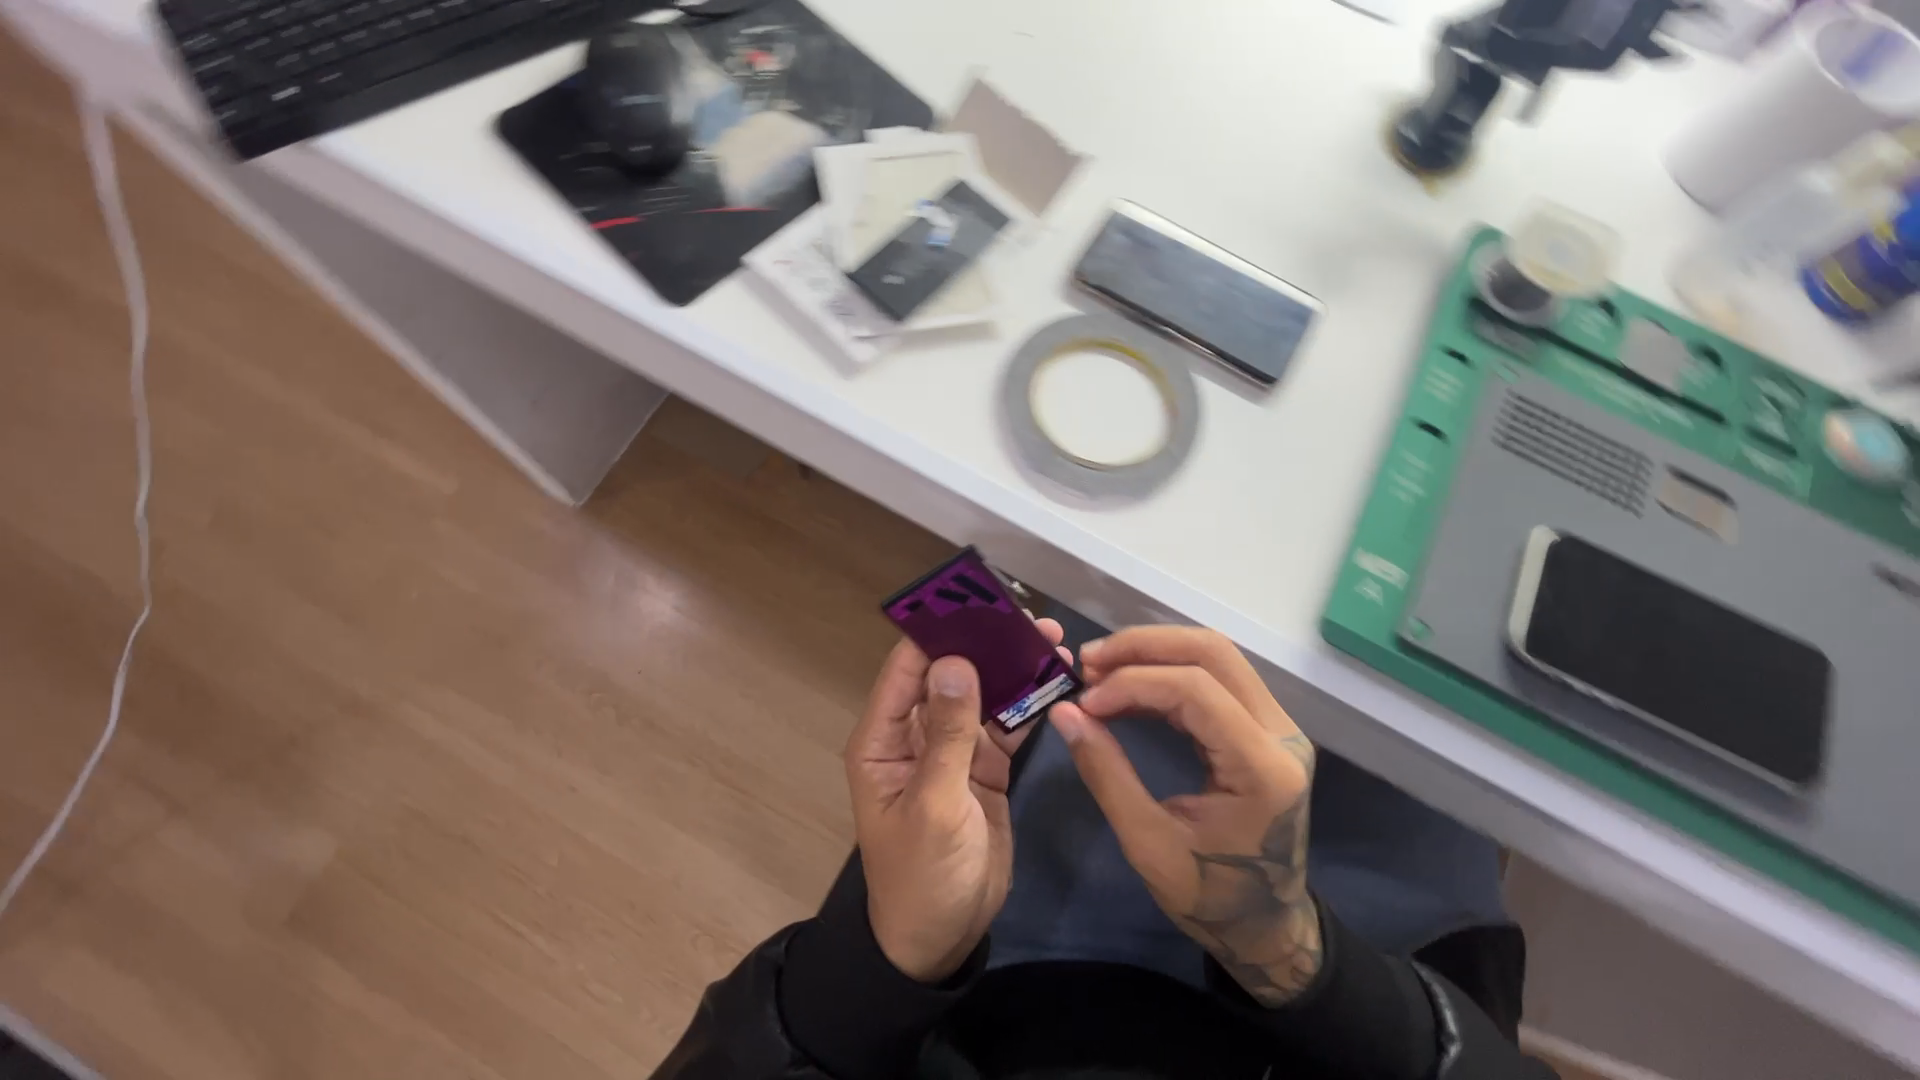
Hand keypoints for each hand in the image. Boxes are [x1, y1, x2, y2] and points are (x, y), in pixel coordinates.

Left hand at [845, 619, 1069, 982]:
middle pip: (951, 675)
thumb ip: (947, 734)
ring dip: (1014, 670)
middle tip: (1028, 618)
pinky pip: (1007, 726)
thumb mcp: (933, 804)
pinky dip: (1030, 704)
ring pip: (984, 696)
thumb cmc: (921, 873)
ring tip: (1054, 641)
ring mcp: (953, 750)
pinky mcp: (985, 769)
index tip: (975, 601)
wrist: (942, 937)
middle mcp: (915, 734)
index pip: (907, 670)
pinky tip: (1058, 681)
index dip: (938, 632)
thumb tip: (954, 662)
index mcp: (884, 739)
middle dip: (986, 645)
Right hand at [1048, 626, 1321, 1005]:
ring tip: (1100, 670)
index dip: (1133, 683)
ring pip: (1217, 657)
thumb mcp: (1147, 843)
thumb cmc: (1210, 898)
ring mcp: (1279, 728)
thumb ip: (1106, 772)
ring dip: (1154, 653)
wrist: (1266, 929)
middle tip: (1089, 662)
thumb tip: (1064, 712)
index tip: (1085, 701)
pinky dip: (1167, 673)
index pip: (1196, 691)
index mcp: (1262, 768)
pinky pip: (1217, 680)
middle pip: (1214, 653)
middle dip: (1144, 646)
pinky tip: (1128, 687)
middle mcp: (1281, 735)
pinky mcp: (1266, 730)